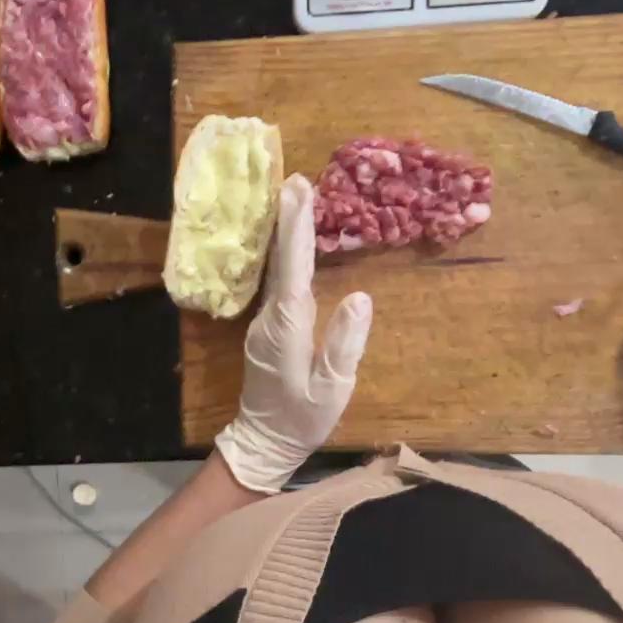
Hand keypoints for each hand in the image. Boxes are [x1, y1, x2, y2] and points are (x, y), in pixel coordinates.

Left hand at [214, 174, 373, 493]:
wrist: (264, 442)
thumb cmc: (302, 420)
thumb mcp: (332, 389)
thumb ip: (344, 343)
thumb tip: (360, 298)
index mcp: (286, 329)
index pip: (293, 271)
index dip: (297, 231)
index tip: (300, 193)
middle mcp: (268, 319)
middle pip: (279, 262)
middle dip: (288, 220)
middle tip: (297, 180)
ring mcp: (263, 323)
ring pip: (275, 270)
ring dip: (285, 234)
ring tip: (295, 199)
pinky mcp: (266, 329)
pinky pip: (277, 283)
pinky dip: (286, 256)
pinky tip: (292, 243)